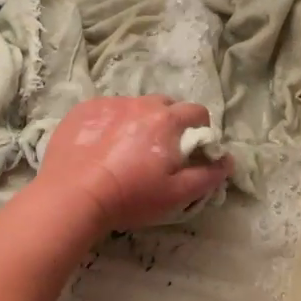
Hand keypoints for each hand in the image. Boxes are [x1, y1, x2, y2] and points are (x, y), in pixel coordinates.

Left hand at [40, 96, 232, 231]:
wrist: (73, 196)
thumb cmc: (130, 197)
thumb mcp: (176, 195)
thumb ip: (207, 176)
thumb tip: (227, 161)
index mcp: (167, 121)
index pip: (196, 112)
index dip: (200, 129)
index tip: (191, 150)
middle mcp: (139, 104)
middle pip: (164, 105)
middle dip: (168, 123)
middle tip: (157, 152)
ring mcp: (108, 104)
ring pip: (133, 107)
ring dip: (136, 122)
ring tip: (124, 151)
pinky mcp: (82, 110)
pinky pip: (104, 110)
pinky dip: (108, 124)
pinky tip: (99, 148)